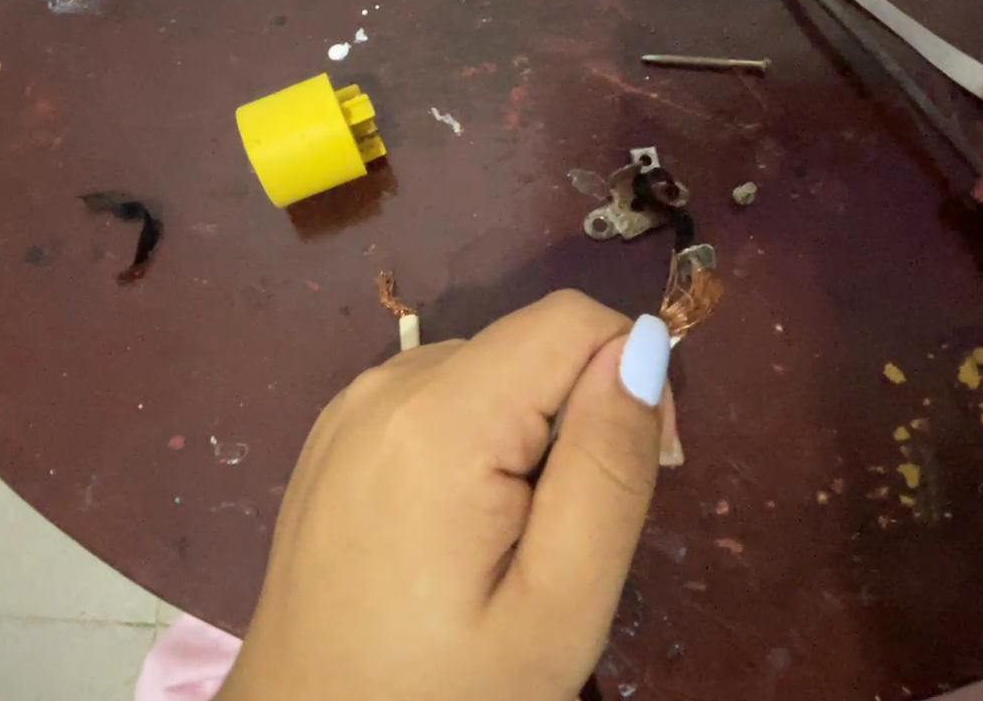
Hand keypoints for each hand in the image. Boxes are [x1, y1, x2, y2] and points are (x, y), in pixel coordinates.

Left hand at [218, 291, 679, 700]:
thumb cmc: (442, 691)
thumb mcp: (557, 606)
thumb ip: (607, 466)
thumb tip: (642, 343)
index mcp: (439, 415)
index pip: (570, 319)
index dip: (625, 372)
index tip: (637, 464)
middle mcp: (388, 381)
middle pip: (528, 345)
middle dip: (574, 413)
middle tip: (562, 529)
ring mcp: (354, 398)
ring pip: (489, 368)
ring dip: (524, 428)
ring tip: (504, 532)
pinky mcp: (339, 423)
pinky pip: (440, 392)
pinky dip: (475, 433)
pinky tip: (453, 518)